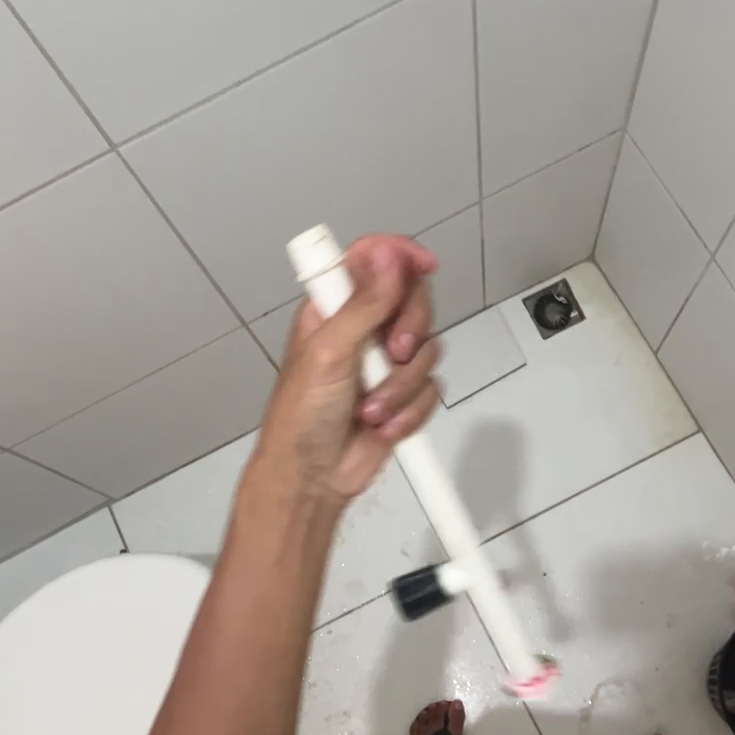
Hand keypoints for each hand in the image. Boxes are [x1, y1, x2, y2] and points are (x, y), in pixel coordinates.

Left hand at [247, 235, 442, 506]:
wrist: (313, 478)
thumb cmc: (302, 416)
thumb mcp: (327, 353)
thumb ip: (363, 305)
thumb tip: (389, 257)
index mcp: (335, 308)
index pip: (374, 261)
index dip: (401, 257)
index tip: (423, 267)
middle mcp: (363, 330)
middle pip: (413, 302)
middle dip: (409, 332)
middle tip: (392, 353)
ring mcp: (385, 365)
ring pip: (428, 351)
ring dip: (402, 387)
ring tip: (370, 410)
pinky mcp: (404, 397)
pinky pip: (432, 390)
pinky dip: (411, 412)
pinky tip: (383, 427)